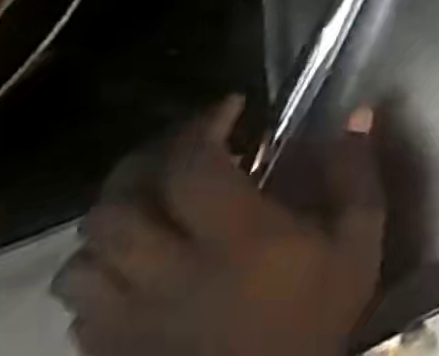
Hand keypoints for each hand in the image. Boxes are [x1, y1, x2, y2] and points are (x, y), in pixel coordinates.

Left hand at [53, 97, 384, 355]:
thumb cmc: (320, 311)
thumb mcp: (360, 236)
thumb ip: (357, 172)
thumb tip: (359, 113)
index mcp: (233, 237)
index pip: (191, 167)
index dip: (202, 126)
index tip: (229, 108)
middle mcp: (166, 270)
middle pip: (117, 205)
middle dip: (145, 161)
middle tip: (183, 145)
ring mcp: (126, 314)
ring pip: (83, 252)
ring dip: (114, 215)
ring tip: (153, 200)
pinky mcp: (106, 347)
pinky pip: (78, 297)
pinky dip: (99, 264)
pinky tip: (136, 257)